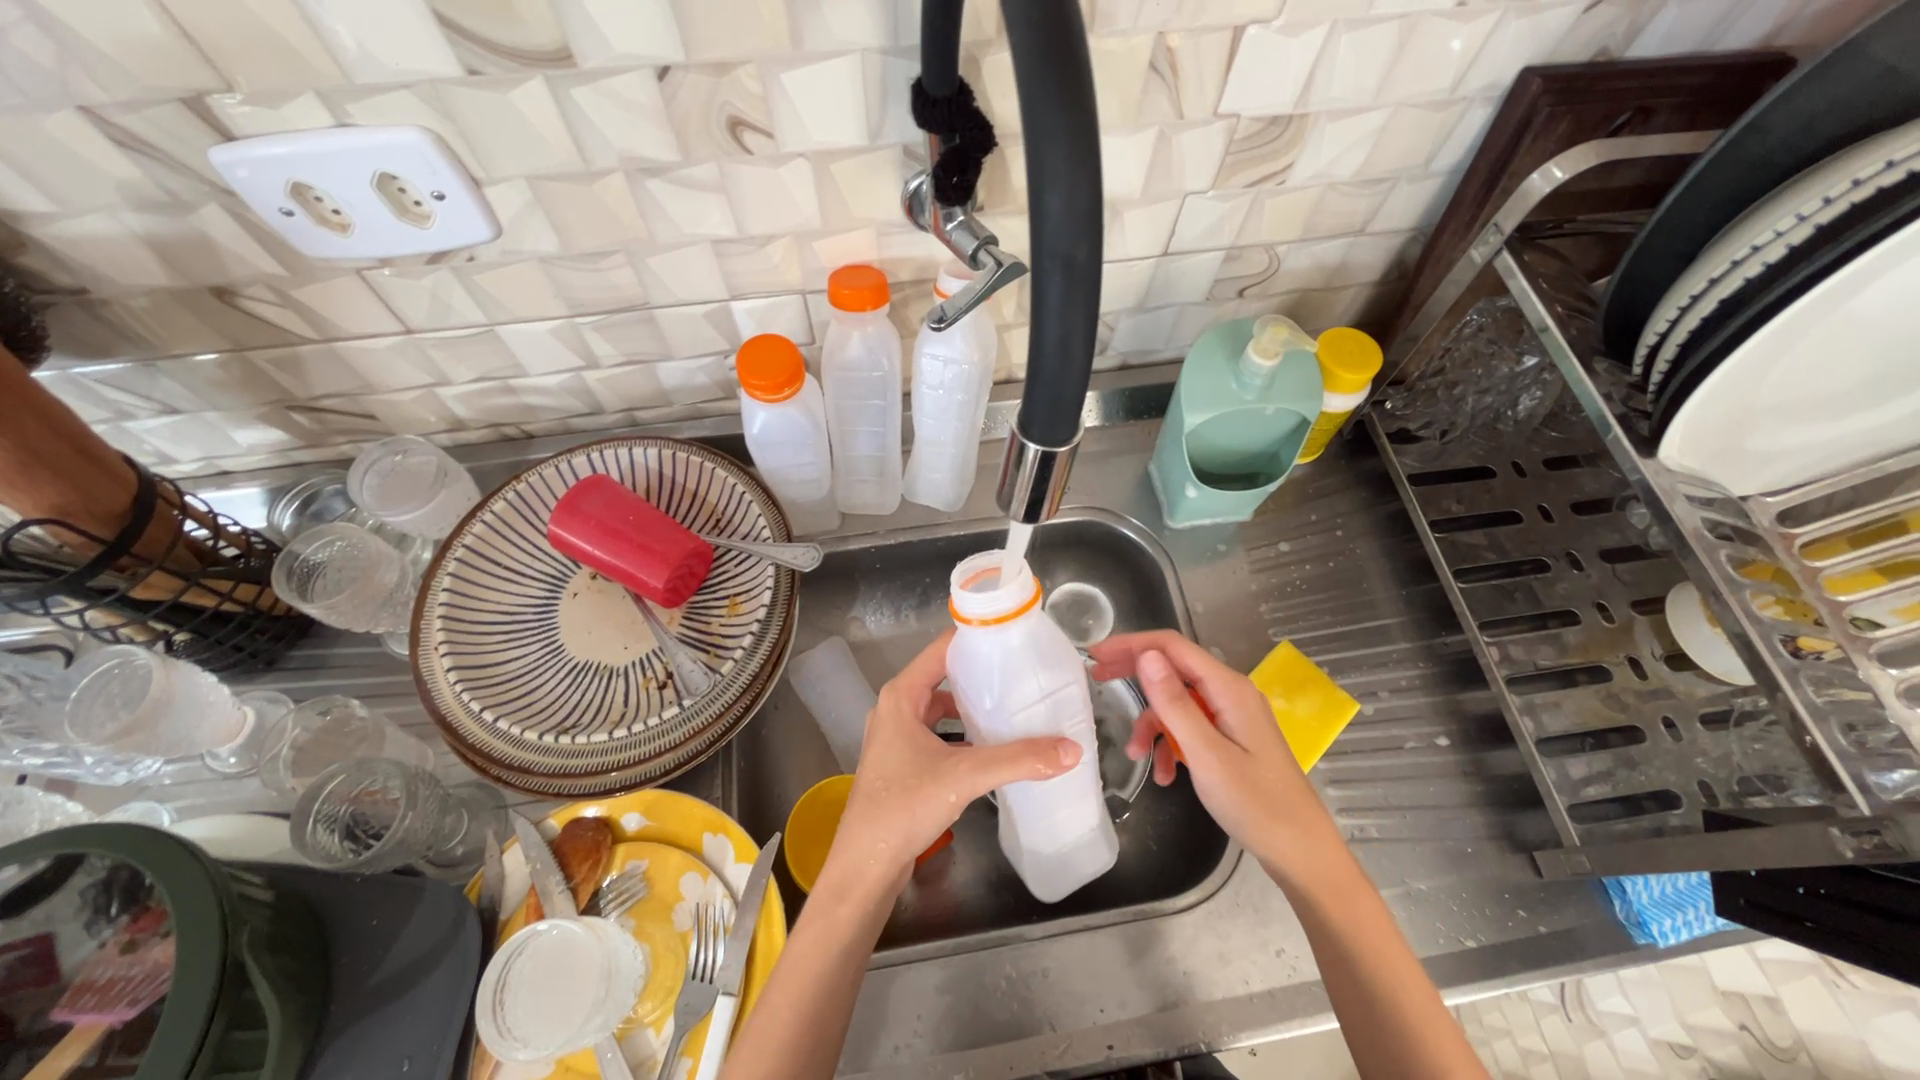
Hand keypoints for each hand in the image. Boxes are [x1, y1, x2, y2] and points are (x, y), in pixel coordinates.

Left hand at [825, 630, 1083, 896]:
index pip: (941, 650)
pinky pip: (940, 738)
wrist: (866, 865)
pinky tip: (995, 750)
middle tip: (1023, 676)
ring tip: (1015, 710)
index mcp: (901, 696)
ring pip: (942, 712)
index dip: (975, 639)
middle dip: (981, 678)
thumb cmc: (904, 807)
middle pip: (944, 680)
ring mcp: (897, 740)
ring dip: (973, 712)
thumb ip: (1018, 760)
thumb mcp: (964, 776)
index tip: (1012, 636)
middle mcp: (896, 710)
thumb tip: (1071, 749)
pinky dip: (965, 738)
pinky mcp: (904, 766)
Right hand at [1088, 631, 1337, 880]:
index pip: (1172, 647)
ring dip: (1153, 725)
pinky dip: (1172, 745)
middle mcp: (1231, 693)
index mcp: (1228, 688)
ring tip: (1137, 757)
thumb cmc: (1255, 803)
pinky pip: (1192, 728)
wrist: (1300, 849)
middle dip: (1135, 675)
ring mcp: (1233, 716)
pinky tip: (1167, 775)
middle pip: (1174, 668)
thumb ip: (1174, 703)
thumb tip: (1146, 655)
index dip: (1132, 645)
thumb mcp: (1205, 754)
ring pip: (1179, 703)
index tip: (1096, 654)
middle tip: (1096, 680)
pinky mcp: (1232, 738)